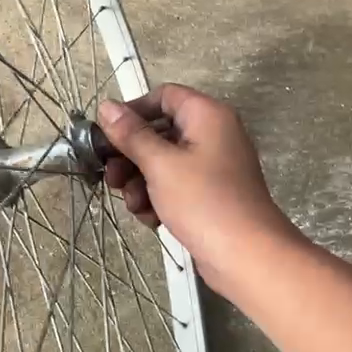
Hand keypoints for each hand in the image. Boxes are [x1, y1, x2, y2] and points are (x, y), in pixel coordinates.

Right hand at [97, 84, 303, 289]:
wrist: (246, 256)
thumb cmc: (203, 201)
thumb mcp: (160, 164)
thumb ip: (130, 134)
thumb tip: (106, 106)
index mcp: (206, 116)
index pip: (163, 96)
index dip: (133, 111)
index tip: (107, 135)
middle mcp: (211, 135)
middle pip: (159, 132)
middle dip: (130, 156)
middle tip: (110, 177)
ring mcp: (211, 166)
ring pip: (161, 162)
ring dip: (139, 182)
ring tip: (134, 205)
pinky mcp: (208, 194)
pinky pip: (173, 185)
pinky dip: (157, 198)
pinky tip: (151, 218)